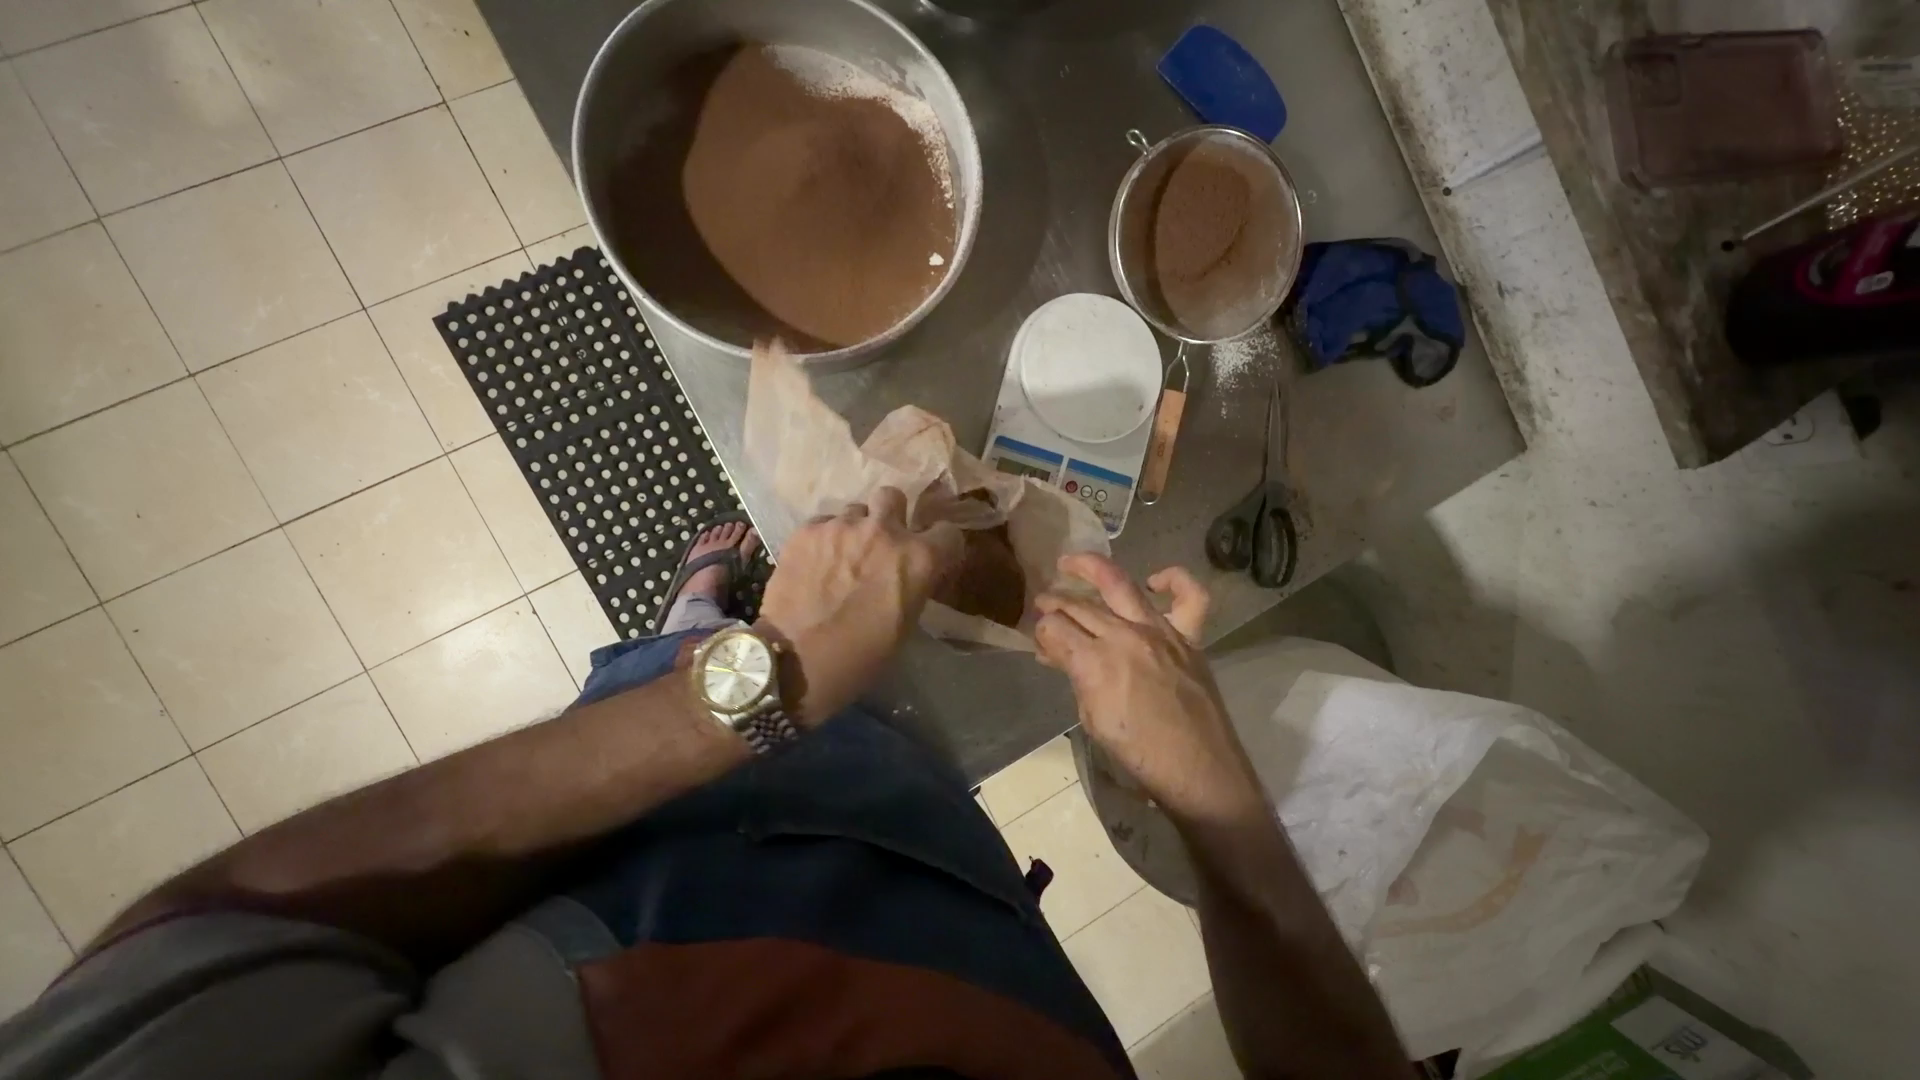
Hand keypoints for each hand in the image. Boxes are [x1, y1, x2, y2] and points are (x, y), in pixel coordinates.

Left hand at [756, 487, 961, 725]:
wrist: (796, 660)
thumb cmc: (861, 657)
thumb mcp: (906, 624)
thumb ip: (914, 585)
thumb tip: (909, 576)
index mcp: (918, 558)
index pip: (949, 532)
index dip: (941, 545)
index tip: (931, 556)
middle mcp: (884, 531)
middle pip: (894, 497)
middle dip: (891, 516)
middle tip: (881, 542)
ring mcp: (842, 526)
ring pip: (854, 511)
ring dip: (854, 530)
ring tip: (841, 556)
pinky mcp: (806, 530)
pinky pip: (822, 523)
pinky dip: (823, 539)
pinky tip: (814, 563)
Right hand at [1034, 554, 1265, 823]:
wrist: (1198, 769)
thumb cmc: (1138, 753)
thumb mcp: (1092, 717)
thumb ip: (1075, 675)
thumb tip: (1057, 652)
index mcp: (1095, 662)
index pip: (1055, 628)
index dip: (1041, 631)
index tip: (1039, 639)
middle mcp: (1125, 636)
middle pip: (1079, 606)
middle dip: (1054, 602)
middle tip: (1041, 602)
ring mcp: (1160, 631)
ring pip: (1118, 584)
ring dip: (1090, 570)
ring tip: (1069, 565)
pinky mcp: (1188, 636)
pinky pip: (1188, 596)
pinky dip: (1172, 580)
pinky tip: (1152, 581)